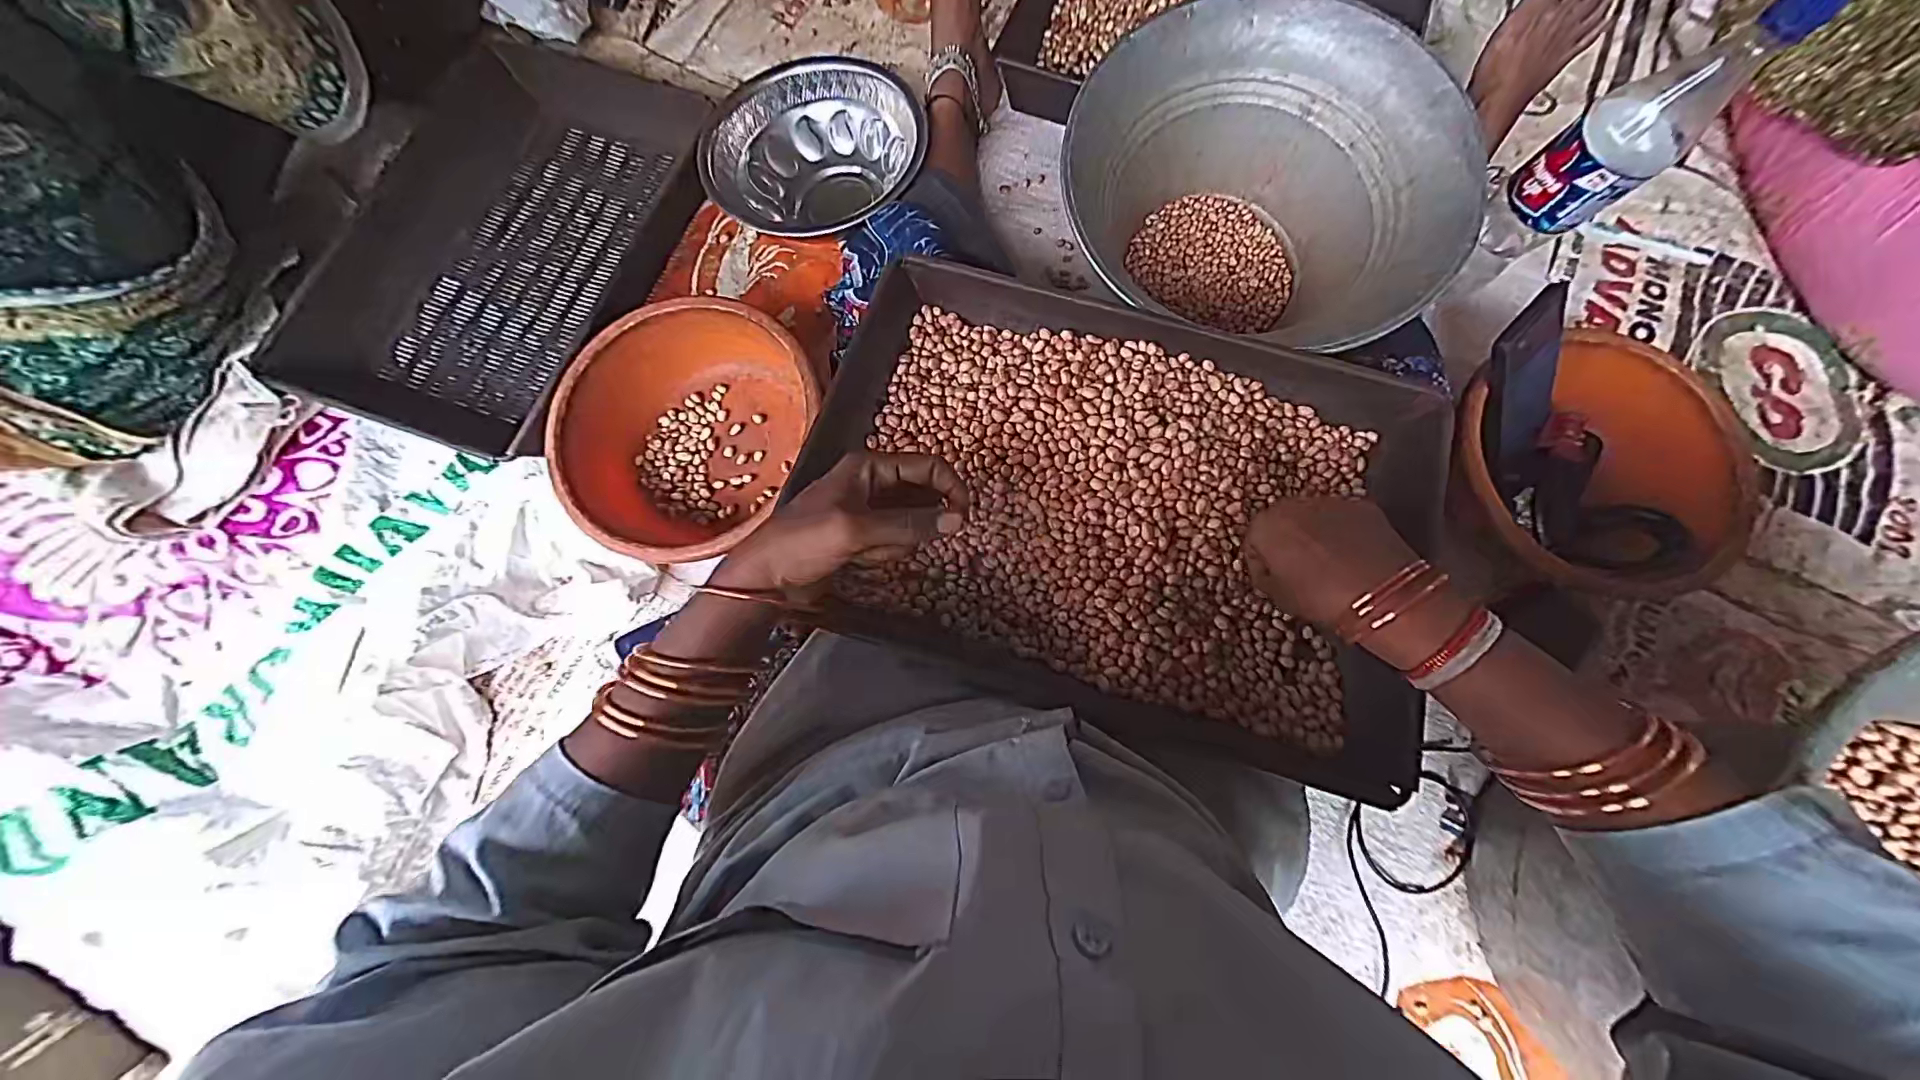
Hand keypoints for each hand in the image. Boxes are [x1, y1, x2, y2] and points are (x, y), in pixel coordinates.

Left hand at [713, 451, 969, 590]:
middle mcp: (872, 483)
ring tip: (863, 552)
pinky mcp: (867, 535)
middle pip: (922, 499)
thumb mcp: (856, 530)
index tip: (963, 515)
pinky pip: (896, 542)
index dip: (950, 487)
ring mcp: (870, 510)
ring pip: (911, 525)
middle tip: (888, 541)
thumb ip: (908, 524)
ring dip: (894, 544)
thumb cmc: (802, 541)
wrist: (768, 576)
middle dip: (911, 526)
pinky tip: (859, 559)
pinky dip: (884, 554)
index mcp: (867, 466)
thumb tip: (956, 519)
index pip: (926, 467)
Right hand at [1242, 497, 1421, 627]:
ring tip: (1327, 563)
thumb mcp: (1277, 596)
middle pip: (1281, 523)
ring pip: (1312, 517)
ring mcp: (1330, 501)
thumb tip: (1271, 571)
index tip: (1271, 581)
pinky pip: (1342, 518)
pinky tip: (1350, 556)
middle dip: (1287, 543)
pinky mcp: (1363, 506)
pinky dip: (1343, 532)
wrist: (1381, 594)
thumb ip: (1266, 576)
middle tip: (1297, 570)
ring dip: (1314, 534)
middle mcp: (1293, 504)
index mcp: (1264, 525)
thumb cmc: (1319, 597)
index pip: (1253, 543)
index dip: (1261, 565)